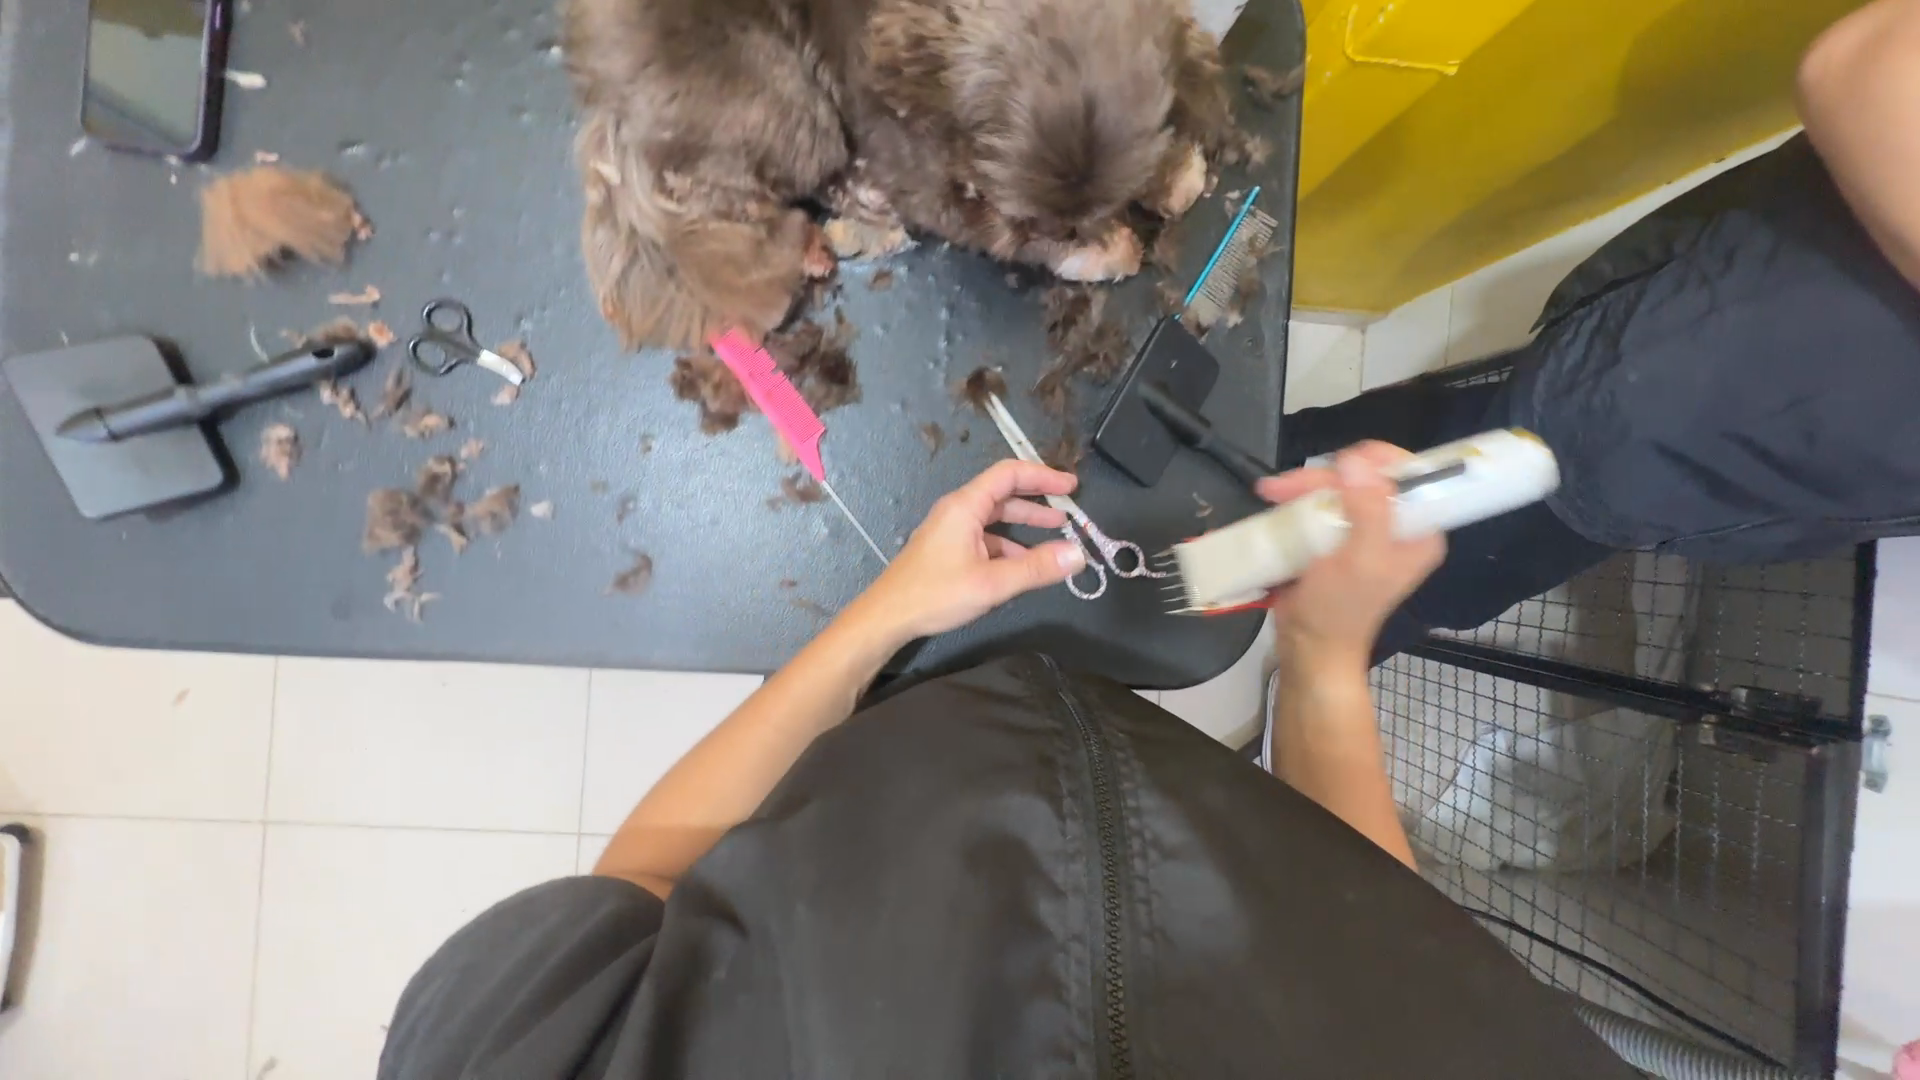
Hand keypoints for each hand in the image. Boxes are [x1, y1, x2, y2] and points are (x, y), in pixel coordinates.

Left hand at [855, 460, 1087, 641]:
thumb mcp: (992, 583)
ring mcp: (952, 529)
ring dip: (1025, 524)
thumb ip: (1036, 568)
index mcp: (965, 506)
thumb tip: (1078, 554)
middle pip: (1004, 494)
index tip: (1071, 487)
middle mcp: (958, 510)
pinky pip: (985, 537)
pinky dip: (1009, 545)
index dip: (1042, 476)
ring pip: (995, 518)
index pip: (1009, 474)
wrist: (888, 616)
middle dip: (1038, 500)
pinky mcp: (948, 549)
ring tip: (1056, 535)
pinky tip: (1026, 564)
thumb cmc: (936, 594)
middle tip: (1070, 510)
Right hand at [1255, 442, 1445, 668]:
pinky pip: (1318, 505)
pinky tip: (1273, 499)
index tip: (1340, 465)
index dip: (1378, 462)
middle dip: (1326, 478)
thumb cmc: (1339, 609)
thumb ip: (1369, 511)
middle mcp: (1395, 526)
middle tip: (1286, 486)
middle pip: (1365, 477)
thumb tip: (1354, 462)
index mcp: (1418, 531)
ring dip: (1303, 486)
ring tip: (1270, 492)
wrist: (1307, 645)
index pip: (1412, 476)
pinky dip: (1296, 499)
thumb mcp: (1361, 561)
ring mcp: (1361, 531)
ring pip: (1337, 488)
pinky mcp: (1332, 537)